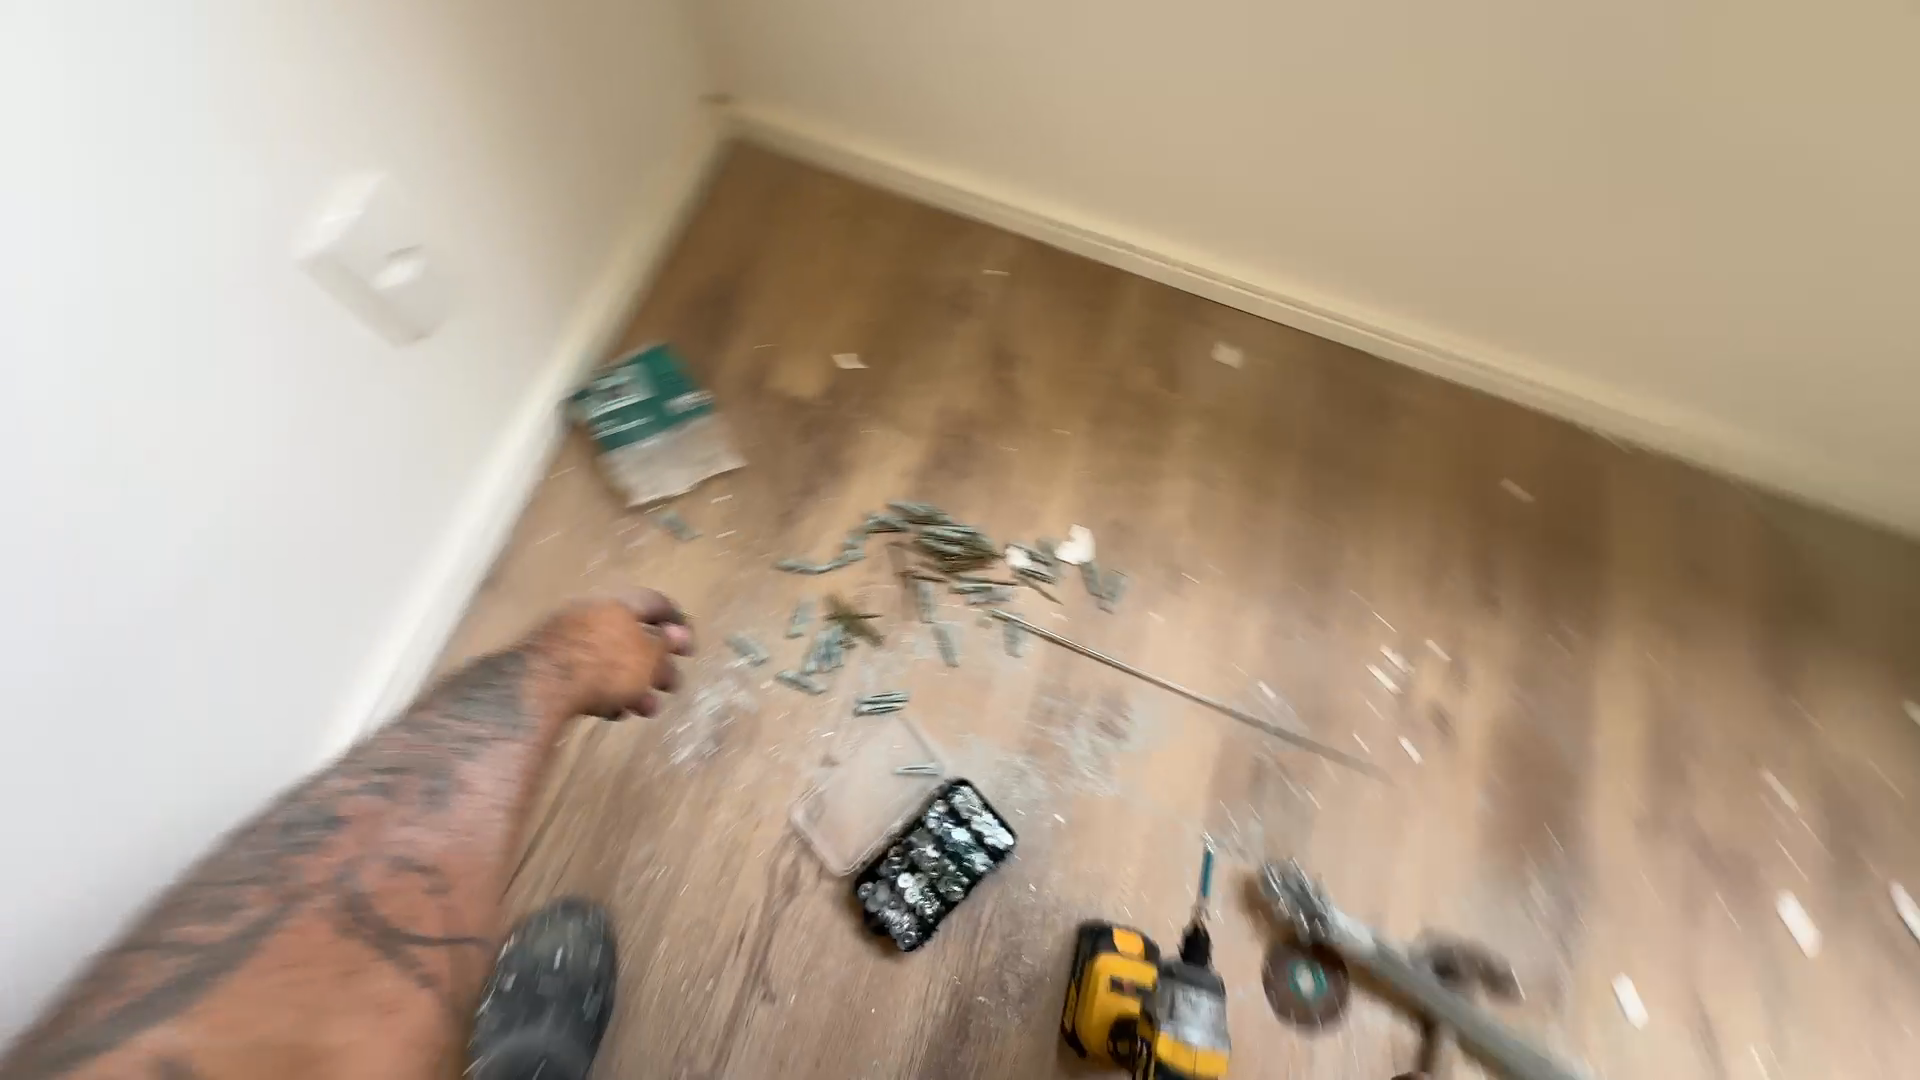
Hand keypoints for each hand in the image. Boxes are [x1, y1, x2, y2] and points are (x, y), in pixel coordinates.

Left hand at [528, 589, 693, 717]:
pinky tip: (612, 712)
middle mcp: (592, 613)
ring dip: (632, 684)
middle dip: (654, 665)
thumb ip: (665, 646)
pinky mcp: (545, 664)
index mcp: (619, 604)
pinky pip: (585, 674)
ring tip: (645, 710)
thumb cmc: (605, 666)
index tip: (689, 647)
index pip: (656, 603)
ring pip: (609, 660)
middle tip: (670, 686)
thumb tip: (678, 635)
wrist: (537, 687)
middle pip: (632, 636)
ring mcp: (565, 638)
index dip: (677, 623)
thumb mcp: (648, 658)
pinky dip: (604, 690)